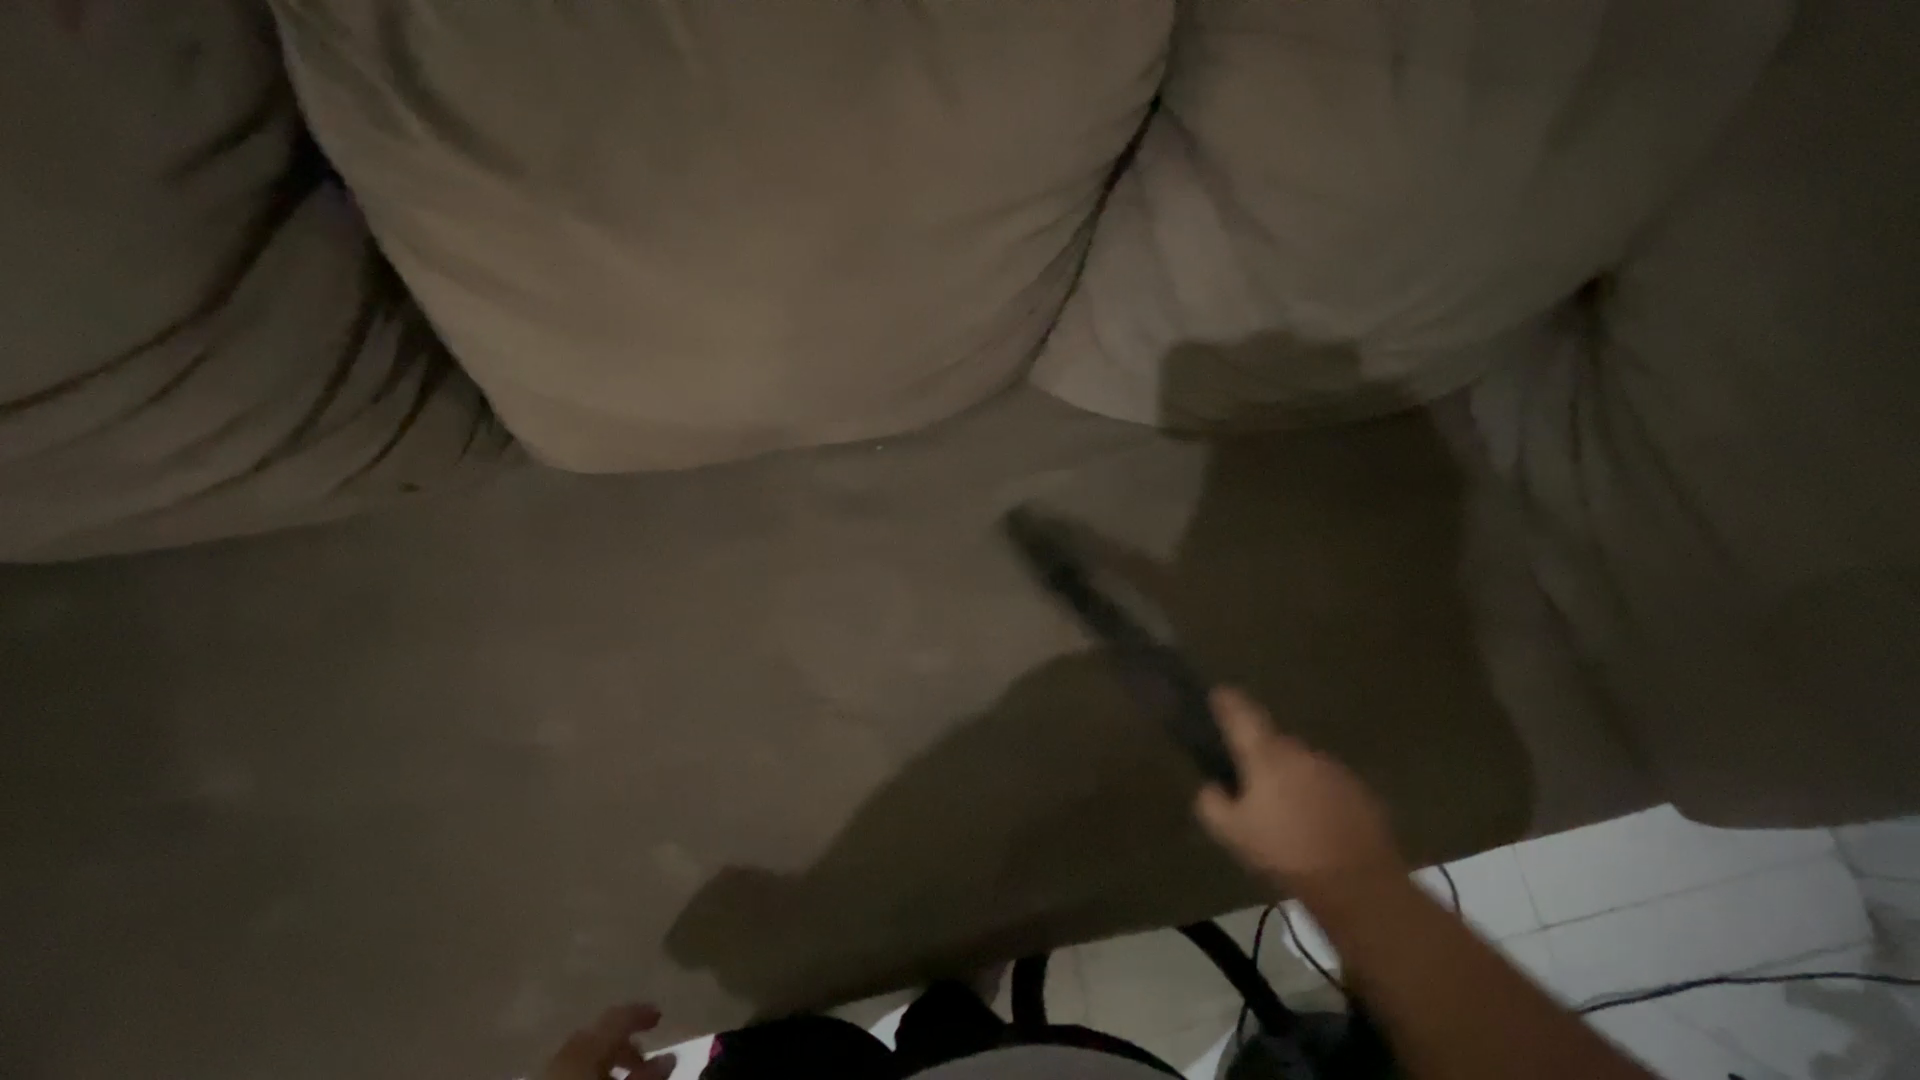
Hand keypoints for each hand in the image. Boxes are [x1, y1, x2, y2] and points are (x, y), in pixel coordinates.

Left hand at [541, 1004, 674, 1079]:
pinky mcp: (543, 1076)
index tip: (660, 1016)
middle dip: (625, 1040)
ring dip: (608, 1056)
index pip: (618, 1015)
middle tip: (645, 1055)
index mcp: (587, 1042)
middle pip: (600, 1033)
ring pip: (584, 1050)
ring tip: (625, 1073)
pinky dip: (589, 1067)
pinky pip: (571, 1064)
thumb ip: (647, 1074)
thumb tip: (669, 1056)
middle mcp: (568, 1046)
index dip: (641, 1012)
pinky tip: (601, 1079)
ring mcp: (550, 1063)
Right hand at [1194, 688, 1405, 896]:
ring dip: (1290, 780)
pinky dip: (1317, 798)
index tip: (1219, 694)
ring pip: (1302, 766)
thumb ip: (1211, 803)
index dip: (1227, 702)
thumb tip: (1212, 786)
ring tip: (1285, 814)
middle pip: (1273, 744)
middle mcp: (1301, 753)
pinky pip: (1327, 786)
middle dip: (1260, 757)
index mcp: (1266, 756)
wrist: (1358, 881)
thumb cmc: (1285, 852)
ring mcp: (1335, 770)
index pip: (1242, 715)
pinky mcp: (1360, 792)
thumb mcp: (1231, 833)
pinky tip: (1315, 827)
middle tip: (1250, 784)